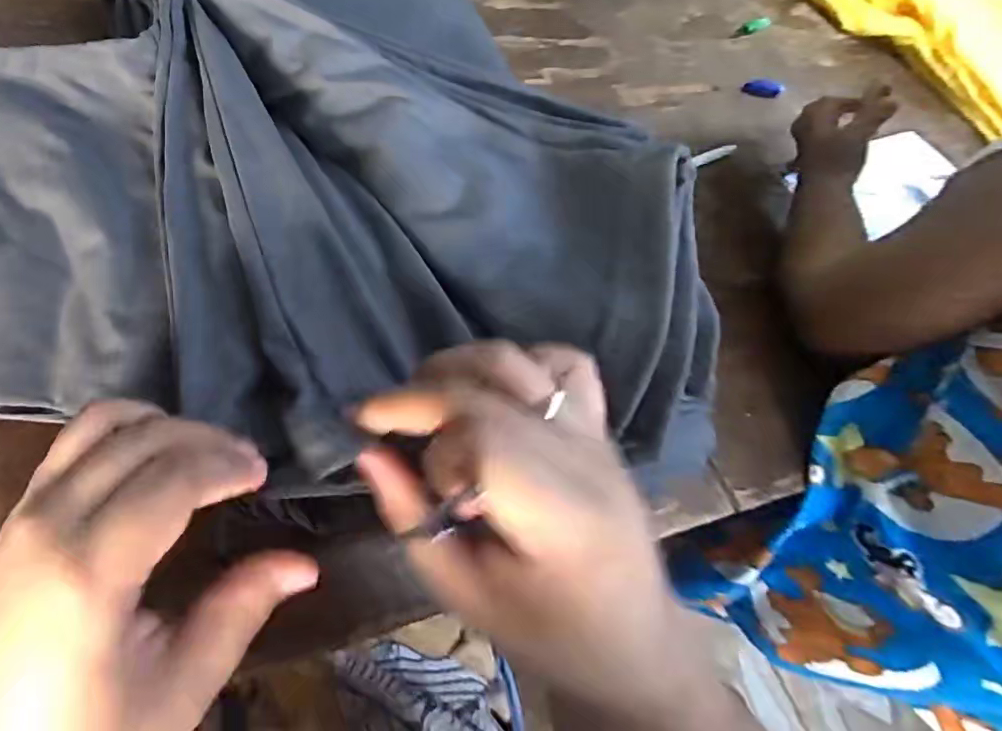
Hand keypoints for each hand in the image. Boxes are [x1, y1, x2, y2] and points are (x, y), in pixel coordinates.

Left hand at [0, 402, 317, 730]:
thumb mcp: (176, 689)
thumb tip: (303, 564)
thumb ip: (238, 611)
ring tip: (198, 450)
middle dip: (201, 438)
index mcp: (90, 569)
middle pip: (139, 438)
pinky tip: (147, 458)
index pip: (171, 478)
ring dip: (156, 422)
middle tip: (244, 460)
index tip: (263, 470)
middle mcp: (50, 520)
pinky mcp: (13, 514)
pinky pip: (69, 444)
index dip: (224, 463)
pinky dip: (117, 431)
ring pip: (98, 423)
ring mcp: (24, 511)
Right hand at [354, 342, 748, 730]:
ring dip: (455, 366)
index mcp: (557, 514)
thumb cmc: (545, 630)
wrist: (634, 641)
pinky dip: (515, 362)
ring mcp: (592, 432)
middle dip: (417, 393)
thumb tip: (367, 451)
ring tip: (426, 399)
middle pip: (486, 385)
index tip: (370, 436)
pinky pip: (561, 361)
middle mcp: (579, 456)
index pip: (480, 434)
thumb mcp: (463, 593)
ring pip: (515, 361)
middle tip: (381, 420)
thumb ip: (410, 519)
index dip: (414, 422)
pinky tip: (490, 391)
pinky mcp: (596, 422)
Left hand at [790, 85, 896, 181]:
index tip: (874, 102)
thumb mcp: (859, 134)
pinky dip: (831, 128)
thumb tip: (892, 98)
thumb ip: (873, 115)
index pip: (831, 101)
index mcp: (813, 118)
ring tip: (855, 120)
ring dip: (834, 117)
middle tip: (861, 108)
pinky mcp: (804, 152)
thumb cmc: (839, 159)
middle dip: (840, 106)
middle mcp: (802, 126)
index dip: (852, 99)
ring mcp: (801, 139)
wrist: (821, 187)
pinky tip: (843, 137)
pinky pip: (816, 132)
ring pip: (817, 121)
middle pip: (820, 109)